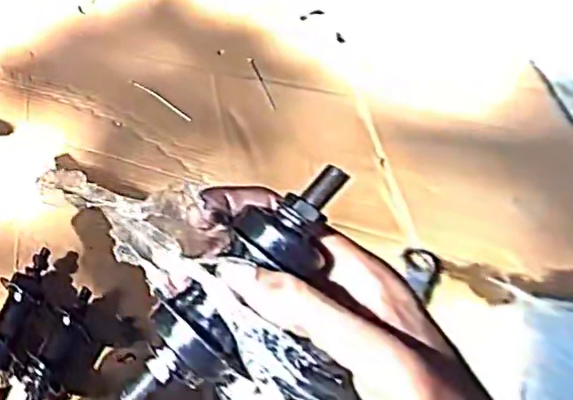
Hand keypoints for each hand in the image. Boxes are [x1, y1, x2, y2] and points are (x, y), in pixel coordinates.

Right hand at [203, 187, 489, 399]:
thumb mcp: (387, 359)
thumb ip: (315, 308)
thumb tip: (240, 272)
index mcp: (364, 280)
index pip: (290, 219)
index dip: (243, 207)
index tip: (202, 213)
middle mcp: (342, 298)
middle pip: (265, 252)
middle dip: (220, 247)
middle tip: (185, 252)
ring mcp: (329, 333)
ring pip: (257, 291)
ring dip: (217, 283)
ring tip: (185, 284)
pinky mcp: (315, 364)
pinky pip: (260, 329)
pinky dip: (228, 318)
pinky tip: (208, 321)